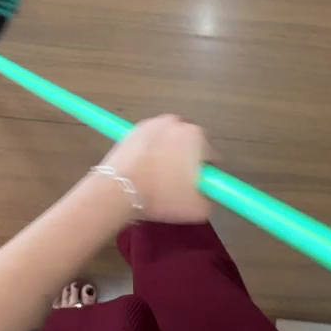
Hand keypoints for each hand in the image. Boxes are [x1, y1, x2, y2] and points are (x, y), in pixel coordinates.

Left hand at [97, 115, 214, 223]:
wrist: (118, 188)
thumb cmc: (161, 195)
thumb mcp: (198, 207)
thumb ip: (212, 196)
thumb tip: (208, 192)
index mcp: (197, 135)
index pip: (209, 156)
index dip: (204, 173)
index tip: (196, 186)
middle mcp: (177, 122)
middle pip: (189, 144)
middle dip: (186, 159)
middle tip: (177, 182)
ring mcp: (153, 122)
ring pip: (169, 141)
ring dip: (168, 153)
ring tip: (158, 176)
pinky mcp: (134, 128)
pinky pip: (150, 140)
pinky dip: (151, 150)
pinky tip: (145, 168)